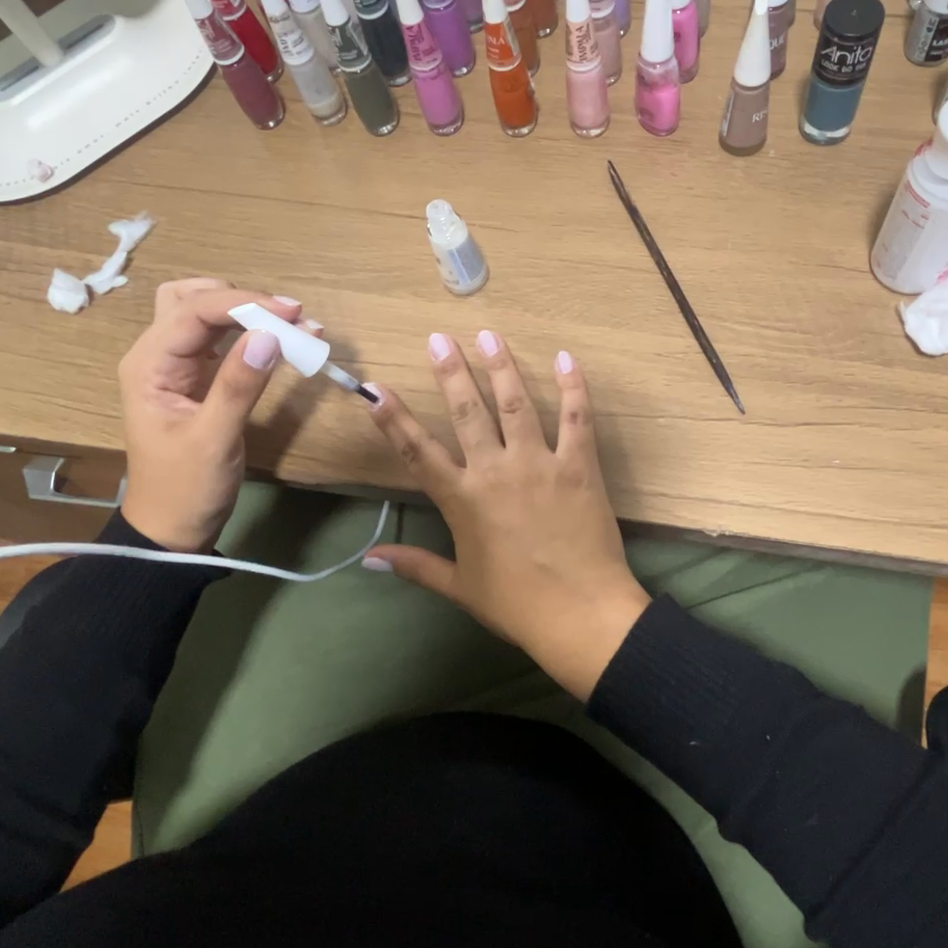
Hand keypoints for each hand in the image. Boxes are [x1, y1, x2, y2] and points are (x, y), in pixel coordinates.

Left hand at [117, 279, 309, 552]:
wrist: (172, 528)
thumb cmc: (186, 488)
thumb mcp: (214, 440)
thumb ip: (238, 385)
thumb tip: (269, 336)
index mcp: (149, 365)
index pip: (194, 311)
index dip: (244, 303)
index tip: (292, 312)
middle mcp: (158, 356)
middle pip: (194, 300)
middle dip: (243, 300)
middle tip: (292, 316)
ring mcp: (176, 368)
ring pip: (207, 316)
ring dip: (248, 313)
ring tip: (293, 324)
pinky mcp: (197, 381)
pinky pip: (220, 342)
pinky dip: (250, 334)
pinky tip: (280, 341)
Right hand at [362, 331, 649, 699]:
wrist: (579, 613)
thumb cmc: (516, 605)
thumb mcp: (459, 587)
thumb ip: (414, 565)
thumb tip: (368, 558)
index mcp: (461, 500)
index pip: (417, 450)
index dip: (393, 418)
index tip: (374, 387)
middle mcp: (495, 471)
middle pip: (467, 412)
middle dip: (451, 372)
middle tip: (439, 338)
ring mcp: (539, 464)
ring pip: (516, 404)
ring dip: (500, 366)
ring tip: (489, 334)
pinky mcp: (579, 466)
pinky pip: (576, 418)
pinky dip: (572, 387)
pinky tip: (566, 359)